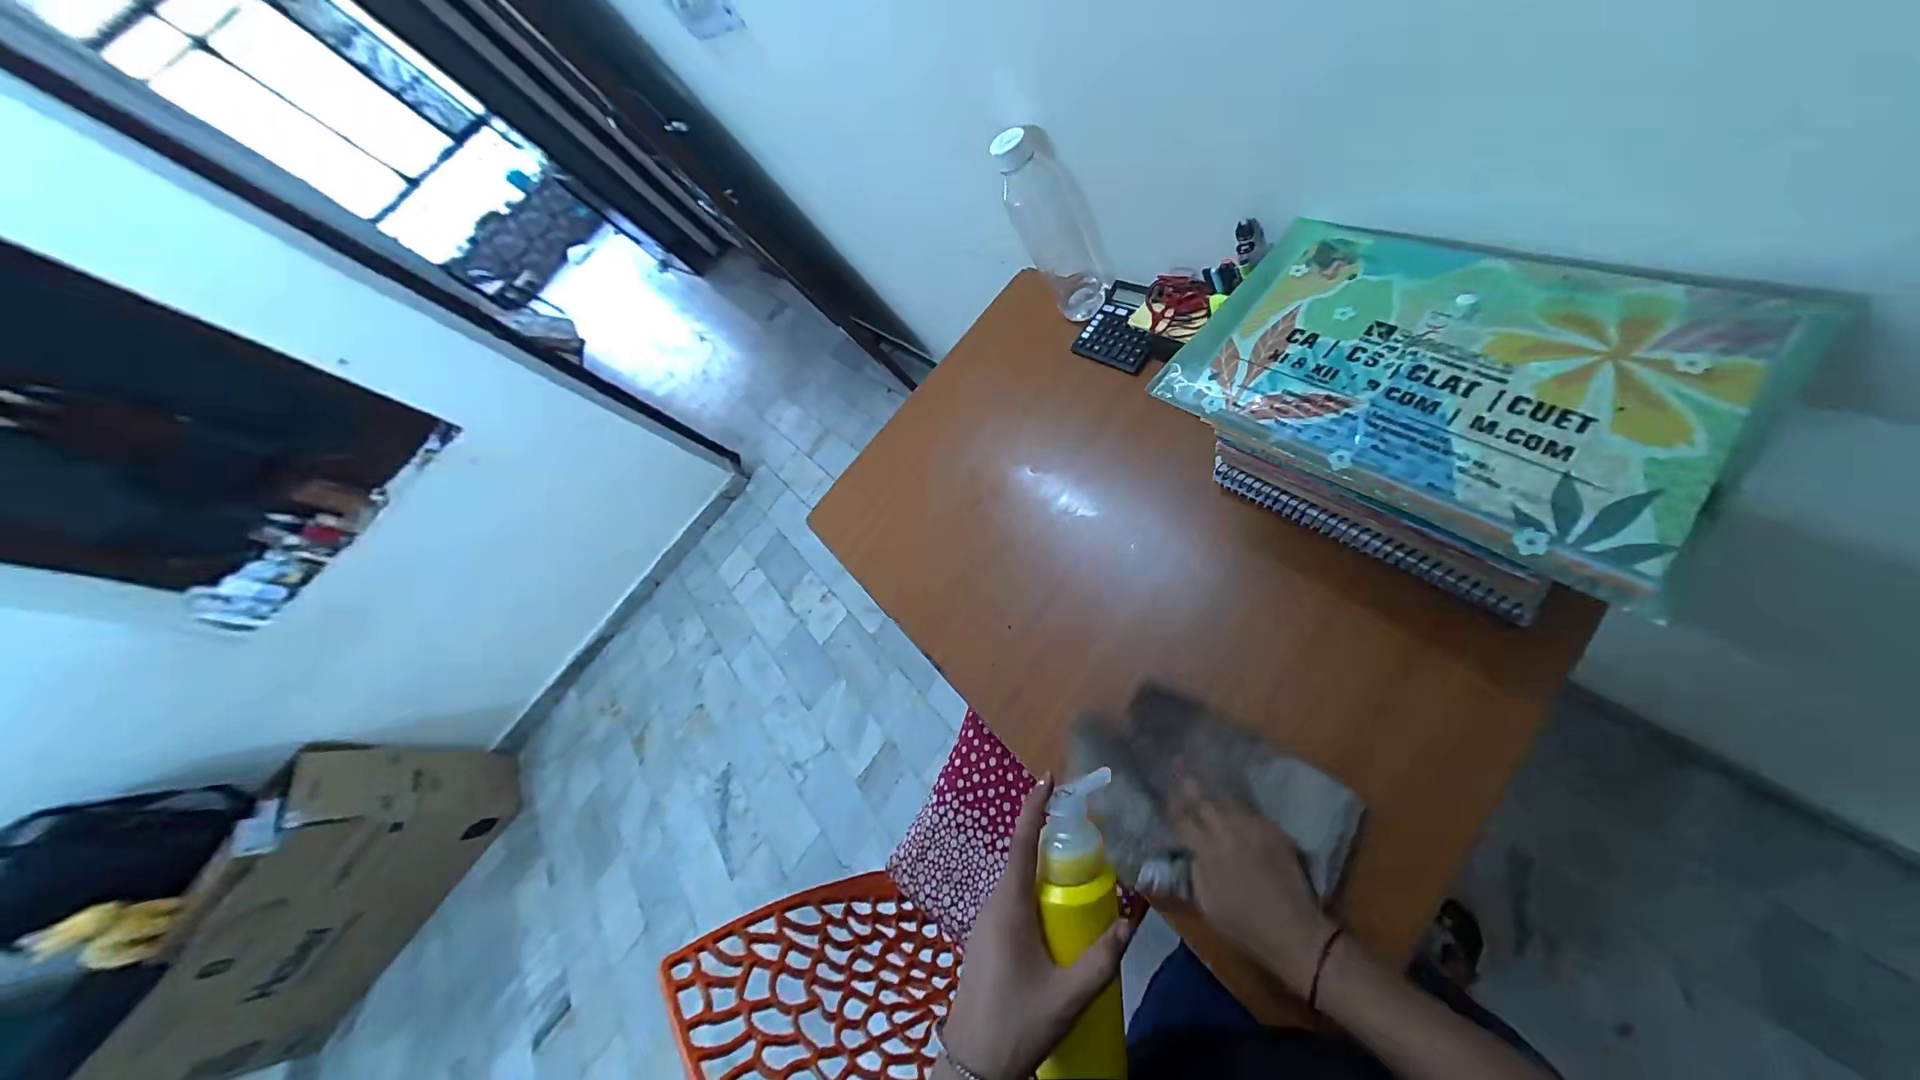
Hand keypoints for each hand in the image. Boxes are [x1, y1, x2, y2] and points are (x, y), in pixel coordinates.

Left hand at [941, 776, 1133, 1079]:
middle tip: (1082, 826)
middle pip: (1021, 856)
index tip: (1048, 778)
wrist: (973, 1063)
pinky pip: (1014, 898)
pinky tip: (1056, 909)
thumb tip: (1132, 918)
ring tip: (1077, 866)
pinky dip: (1035, 889)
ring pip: (1017, 879)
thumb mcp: (1069, 994)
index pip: (1020, 842)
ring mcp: (987, 920)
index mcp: (1009, 905)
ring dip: (1042, 866)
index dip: (1034, 808)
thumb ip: (1103, 957)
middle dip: (1047, 836)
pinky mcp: (988, 937)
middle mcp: (994, 903)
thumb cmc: (1018, 1022)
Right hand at [1171, 784, 1337, 995]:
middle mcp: (1228, 832)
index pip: (1183, 819)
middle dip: (1193, 794)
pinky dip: (1243, 816)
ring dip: (1219, 804)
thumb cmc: (1245, 926)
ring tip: (1215, 804)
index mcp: (1208, 851)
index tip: (1169, 798)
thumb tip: (1193, 852)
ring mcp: (1254, 829)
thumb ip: (1196, 872)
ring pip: (1230, 804)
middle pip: (1205, 802)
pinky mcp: (1275, 832)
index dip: (1174, 807)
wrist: (1295, 932)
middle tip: (1186, 783)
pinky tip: (1242, 822)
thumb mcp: (1207, 905)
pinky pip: (1253, 815)